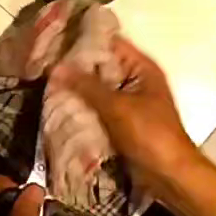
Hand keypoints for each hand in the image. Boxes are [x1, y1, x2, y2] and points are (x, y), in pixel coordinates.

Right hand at [57, 36, 203, 190]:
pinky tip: (60, 105)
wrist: (169, 176)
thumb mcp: (117, 106)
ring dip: (78, 88)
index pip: (110, 43)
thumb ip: (86, 85)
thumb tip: (56, 67)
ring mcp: (129, 101)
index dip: (85, 40)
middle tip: (46, 63)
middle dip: (76, 67)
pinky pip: (99, 108)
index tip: (57, 40)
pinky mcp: (122, 122)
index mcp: (142, 68)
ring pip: (98, 88)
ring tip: (47, 82)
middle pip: (102, 66)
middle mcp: (136, 80)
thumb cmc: (149, 134)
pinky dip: (83, 107)